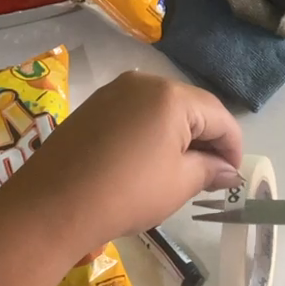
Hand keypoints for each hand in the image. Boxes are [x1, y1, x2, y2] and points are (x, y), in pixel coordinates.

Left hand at [2, 71, 242, 252]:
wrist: (51, 204)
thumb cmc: (125, 193)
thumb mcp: (178, 184)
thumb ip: (209, 170)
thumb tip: (228, 170)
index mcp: (171, 96)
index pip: (219, 115)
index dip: (233, 147)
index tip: (233, 177)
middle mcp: (145, 81)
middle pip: (190, 106)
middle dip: (205, 139)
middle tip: (210, 177)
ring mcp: (115, 90)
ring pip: (162, 108)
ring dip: (177, 135)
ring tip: (178, 172)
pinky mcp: (95, 104)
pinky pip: (135, 112)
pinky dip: (150, 132)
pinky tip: (145, 162)